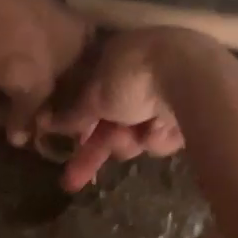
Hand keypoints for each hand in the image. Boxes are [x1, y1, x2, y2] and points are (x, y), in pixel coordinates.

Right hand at [44, 28, 199, 190]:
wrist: (192, 76)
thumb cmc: (134, 75)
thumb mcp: (95, 94)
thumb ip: (72, 112)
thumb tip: (44, 121)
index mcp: (118, 58)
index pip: (91, 95)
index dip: (78, 124)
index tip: (68, 145)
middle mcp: (143, 74)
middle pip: (114, 120)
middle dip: (98, 147)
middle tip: (75, 180)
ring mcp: (169, 94)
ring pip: (138, 133)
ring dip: (131, 141)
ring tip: (139, 134)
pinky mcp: (193, 113)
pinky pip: (164, 136)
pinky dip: (161, 137)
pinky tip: (166, 130)